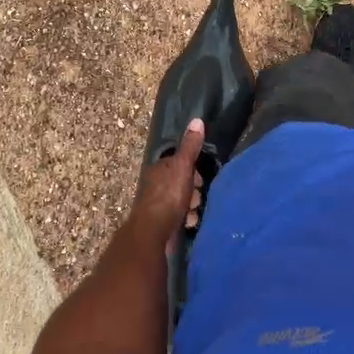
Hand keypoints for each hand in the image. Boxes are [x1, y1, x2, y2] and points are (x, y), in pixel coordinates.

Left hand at [131, 118, 204, 249]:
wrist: (152, 234)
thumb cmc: (168, 197)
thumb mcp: (182, 167)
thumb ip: (190, 147)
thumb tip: (197, 120)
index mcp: (159, 168)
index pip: (180, 162)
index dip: (193, 169)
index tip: (200, 178)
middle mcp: (156, 184)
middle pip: (182, 182)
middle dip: (194, 190)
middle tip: (196, 197)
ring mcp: (157, 205)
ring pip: (182, 201)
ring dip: (191, 207)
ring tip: (193, 213)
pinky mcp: (161, 224)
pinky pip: (179, 217)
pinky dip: (186, 220)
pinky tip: (189, 224)